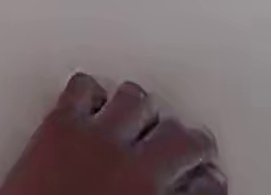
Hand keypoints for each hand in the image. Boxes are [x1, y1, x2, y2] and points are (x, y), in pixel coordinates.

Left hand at [0, 73, 226, 194]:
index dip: (211, 182)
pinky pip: (84, 86)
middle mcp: (132, 169)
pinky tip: (96, 109)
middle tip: (187, 146)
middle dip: (188, 142)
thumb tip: (184, 193)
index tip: (209, 179)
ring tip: (143, 122)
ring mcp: (94, 140)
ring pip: (135, 98)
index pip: (207, 185)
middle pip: (178, 136)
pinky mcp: (59, 123)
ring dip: (144, 112)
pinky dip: (94, 95)